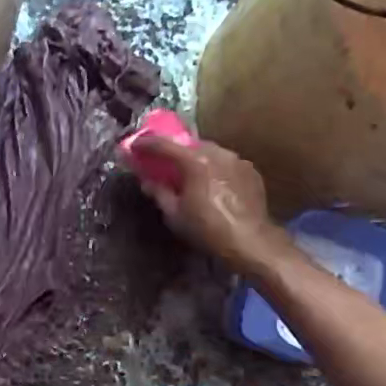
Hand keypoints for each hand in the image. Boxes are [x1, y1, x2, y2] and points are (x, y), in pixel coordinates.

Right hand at [134, 137, 293, 272]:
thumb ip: (158, 192)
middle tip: (161, 161)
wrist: (251, 241)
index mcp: (195, 161)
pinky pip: (226, 163)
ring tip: (187, 173)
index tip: (134, 146)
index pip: (164, 145)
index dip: (146, 144)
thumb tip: (147, 182)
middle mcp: (218, 153)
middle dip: (173, 151)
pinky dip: (214, 168)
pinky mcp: (250, 171)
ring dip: (195, 159)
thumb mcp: (174, 214)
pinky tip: (210, 183)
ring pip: (210, 152)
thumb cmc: (206, 229)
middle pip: (189, 145)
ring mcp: (237, 160)